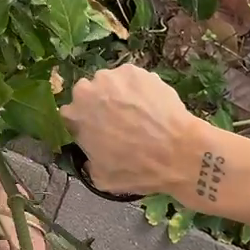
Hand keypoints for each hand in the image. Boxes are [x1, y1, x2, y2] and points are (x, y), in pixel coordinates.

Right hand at [60, 64, 213, 202]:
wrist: (179, 153)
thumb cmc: (138, 168)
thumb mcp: (102, 178)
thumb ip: (88, 162)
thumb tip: (89, 158)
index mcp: (74, 115)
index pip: (70, 115)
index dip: (84, 124)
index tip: (97, 132)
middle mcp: (86, 90)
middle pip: (88, 94)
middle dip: (99, 105)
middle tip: (120, 122)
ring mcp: (111, 77)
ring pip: (110, 84)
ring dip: (118, 95)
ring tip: (139, 113)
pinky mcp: (134, 71)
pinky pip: (131, 79)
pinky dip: (138, 89)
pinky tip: (152, 106)